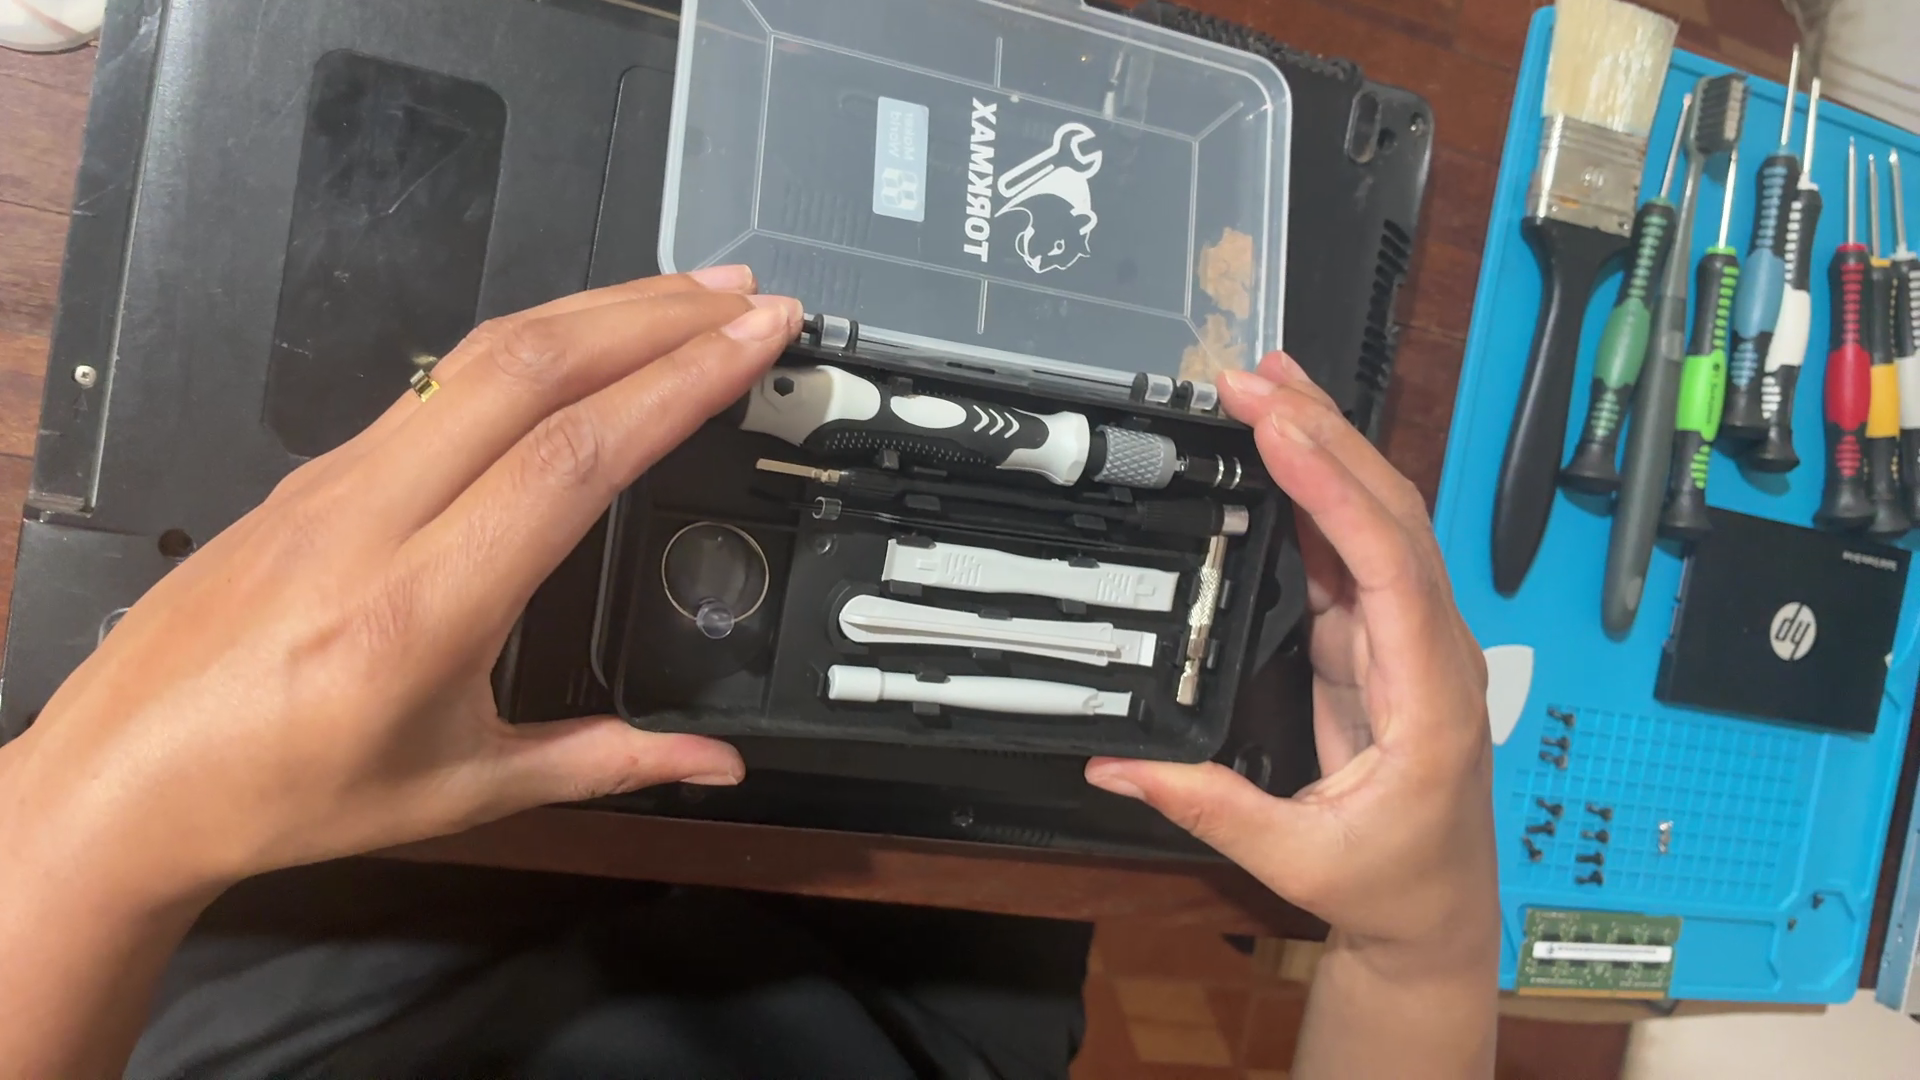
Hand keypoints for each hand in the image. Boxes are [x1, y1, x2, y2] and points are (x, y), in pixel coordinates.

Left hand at [0, 268, 801, 895]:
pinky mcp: (334, 458)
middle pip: (536, 369)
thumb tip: (722, 766)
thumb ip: (614, 761)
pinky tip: (602, 331)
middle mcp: (379, 512)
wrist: (108, 782)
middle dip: (662, 319)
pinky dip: (552, 334)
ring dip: (609, 308)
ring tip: (699, 295)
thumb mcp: (472, 788)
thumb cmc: (291, 795)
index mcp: (423, 606)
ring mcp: (346, 470)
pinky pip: (457, 371)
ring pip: (492, 351)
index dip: (677, 386)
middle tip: (751, 299)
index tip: (752, 344)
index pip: (575, 459)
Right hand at [1084, 352, 1496, 965]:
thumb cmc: (1388, 883)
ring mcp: (1399, 631)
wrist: (1438, 904)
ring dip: (1324, 444)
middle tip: (1253, 382)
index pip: (1390, 569)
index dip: (1336, 492)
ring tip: (1269, 387)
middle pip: (1388, 515)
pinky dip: (1316, 486)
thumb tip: (1111, 768)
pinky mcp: (1370, 632)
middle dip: (1324, 437)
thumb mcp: (1293, 856)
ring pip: (1372, 515)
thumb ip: (1203, 805)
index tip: (1281, 431)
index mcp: (1427, 694)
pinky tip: (1286, 447)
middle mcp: (1426, 644)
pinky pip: (1347, 542)